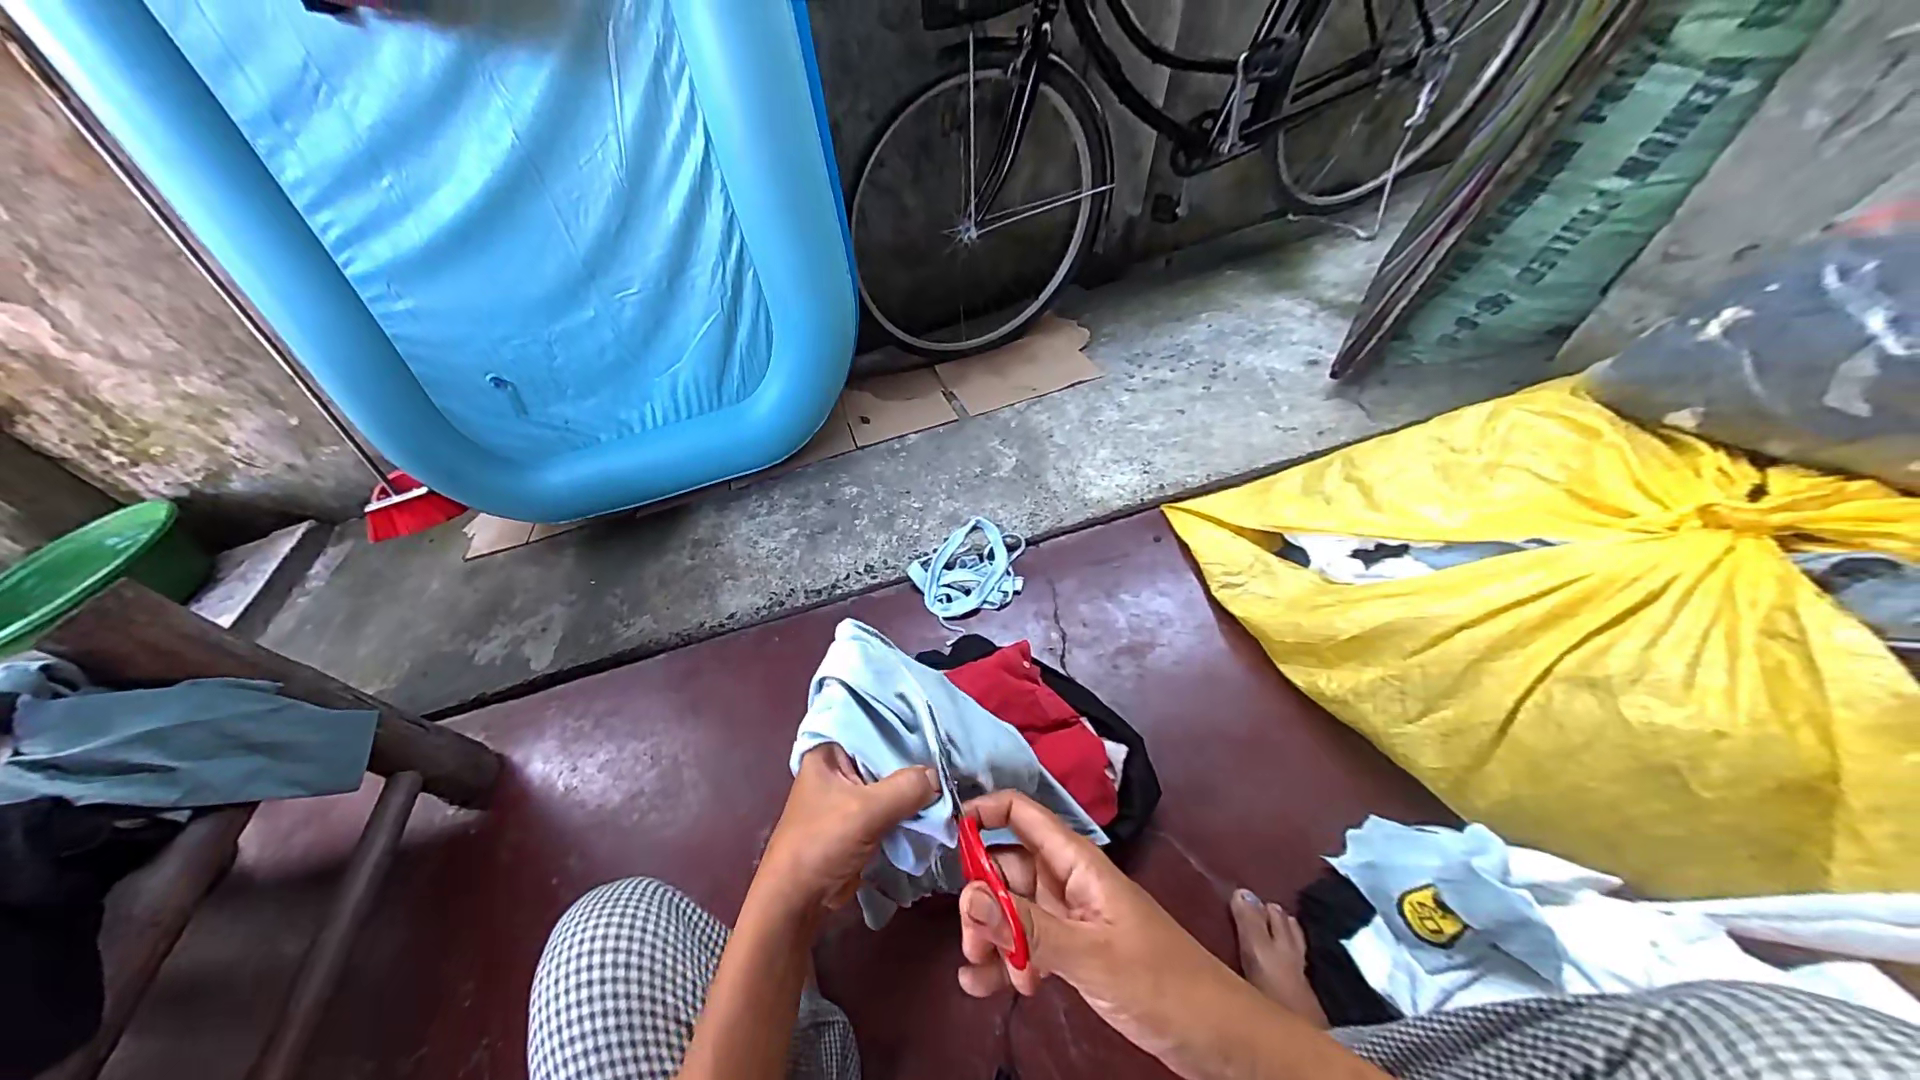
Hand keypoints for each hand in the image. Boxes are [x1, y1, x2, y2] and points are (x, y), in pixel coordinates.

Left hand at [758, 744, 937, 914]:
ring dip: (914, 788)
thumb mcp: (866, 810)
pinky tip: (934, 804)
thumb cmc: (822, 844)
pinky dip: (908, 808)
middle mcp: (838, 766)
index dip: (905, 728)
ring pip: (890, 782)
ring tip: (948, 780)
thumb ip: (906, 788)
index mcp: (828, 751)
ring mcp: (849, 794)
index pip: (873, 727)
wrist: (799, 901)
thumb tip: (937, 777)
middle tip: (950, 756)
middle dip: (914, 761)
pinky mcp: (859, 819)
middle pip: (884, 755)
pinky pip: (890, 805)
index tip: (939, 728)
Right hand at [956, 791, 1318, 1079]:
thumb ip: (1028, 926)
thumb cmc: (1161, 982)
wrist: (1215, 1035)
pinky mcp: (1070, 948)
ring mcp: (1067, 915)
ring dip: (991, 935)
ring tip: (982, 974)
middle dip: (981, 897)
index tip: (948, 836)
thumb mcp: (1092, 954)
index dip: (984, 813)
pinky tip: (991, 986)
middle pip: (1006, 866)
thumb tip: (968, 896)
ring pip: (1011, 908)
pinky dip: (1006, 960)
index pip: (1022, 814)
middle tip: (972, 940)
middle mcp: (1066, 880)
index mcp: (1077, 862)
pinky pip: (1025, 942)